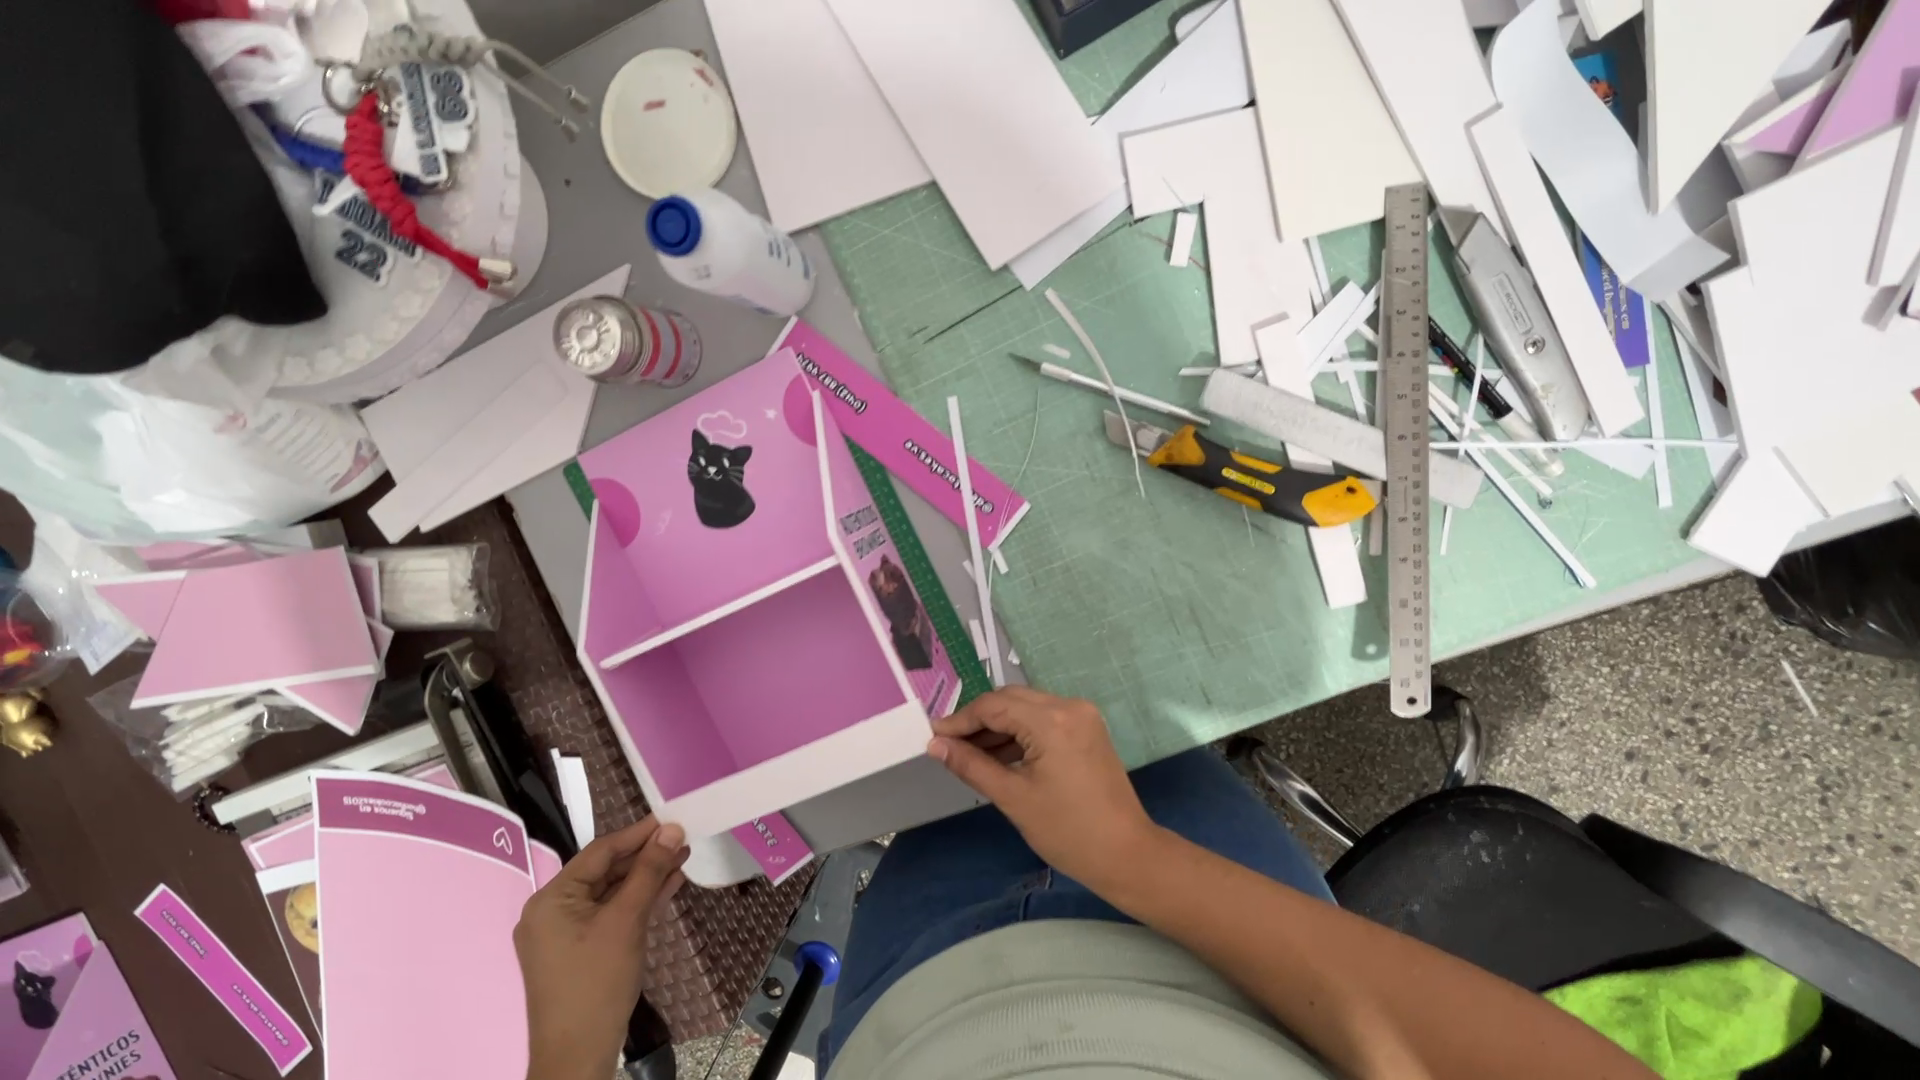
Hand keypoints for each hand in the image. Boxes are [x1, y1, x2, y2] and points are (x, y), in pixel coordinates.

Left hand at [514, 817, 688, 1079]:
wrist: (577, 1055)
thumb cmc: (598, 982)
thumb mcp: (627, 921)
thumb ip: (648, 871)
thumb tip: (671, 829)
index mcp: (552, 898)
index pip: (599, 852)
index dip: (637, 834)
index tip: (671, 819)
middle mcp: (551, 911)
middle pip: (604, 871)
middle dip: (645, 856)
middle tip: (683, 838)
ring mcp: (563, 933)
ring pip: (609, 893)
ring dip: (645, 878)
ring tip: (682, 858)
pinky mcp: (578, 951)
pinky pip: (609, 914)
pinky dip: (636, 902)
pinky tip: (666, 888)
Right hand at [928, 687, 1158, 891]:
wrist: (1126, 854)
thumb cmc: (1067, 830)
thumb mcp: (1013, 797)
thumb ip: (971, 765)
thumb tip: (936, 745)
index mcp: (1052, 720)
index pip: (994, 706)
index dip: (960, 720)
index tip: (933, 738)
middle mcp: (1069, 706)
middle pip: (1010, 699)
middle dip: (977, 720)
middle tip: (947, 746)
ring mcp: (1082, 716)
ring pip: (1027, 708)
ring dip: (998, 727)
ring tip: (968, 754)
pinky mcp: (1087, 729)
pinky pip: (1044, 720)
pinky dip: (1020, 733)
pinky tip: (998, 756)